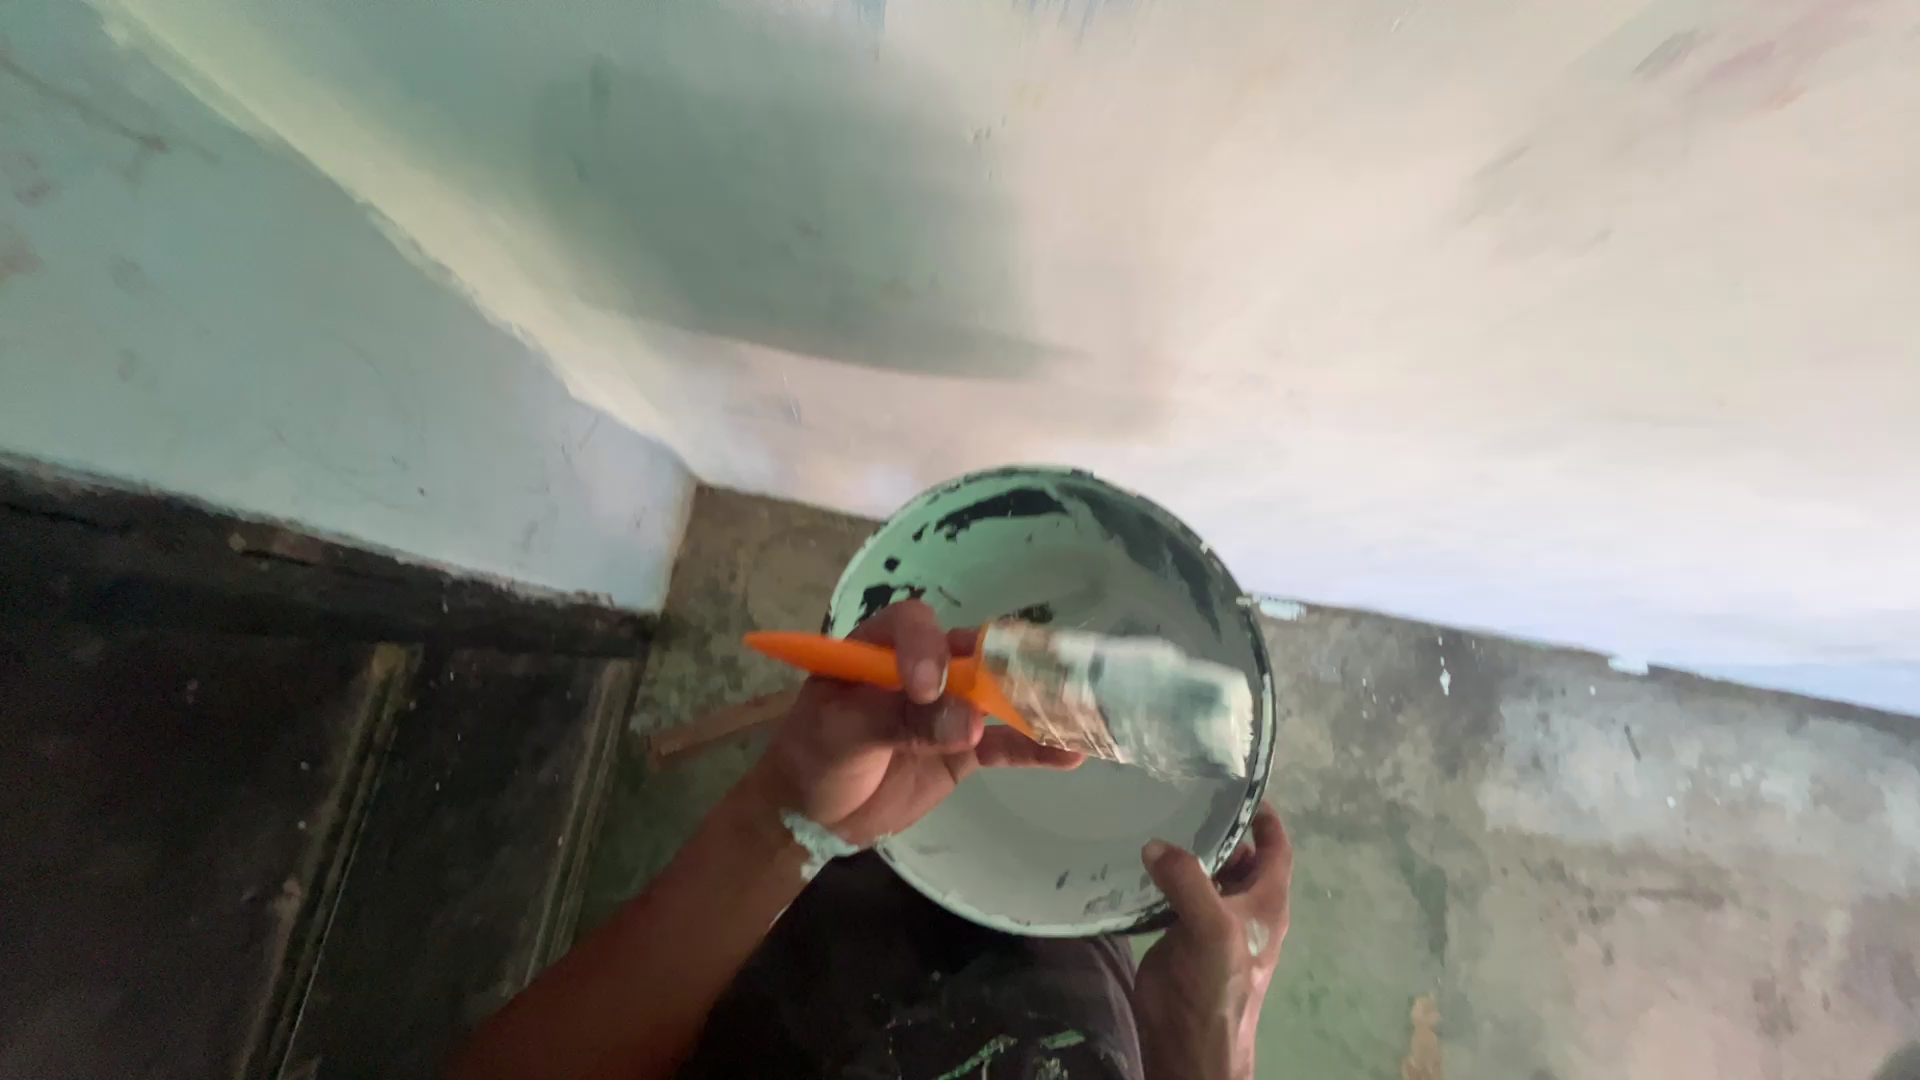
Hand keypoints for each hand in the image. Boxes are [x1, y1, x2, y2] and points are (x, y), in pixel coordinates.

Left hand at [754, 599, 1083, 847]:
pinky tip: (1070, 753)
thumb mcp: (841, 734)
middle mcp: (922, 668)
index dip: (928, 647)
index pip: (913, 626)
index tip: (929, 687)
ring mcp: (946, 709)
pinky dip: (1033, 747)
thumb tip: (967, 723)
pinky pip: (1002, 744)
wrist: (814, 814)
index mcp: (880, 647)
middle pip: (971, 654)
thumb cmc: (813, 758)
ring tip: (1075, 709)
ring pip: (996, 696)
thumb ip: (899, 723)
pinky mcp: (962, 750)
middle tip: (1038, 682)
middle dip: (1005, 665)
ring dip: (1032, 702)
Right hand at [1132, 802, 1291, 1079]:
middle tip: (1180, 787)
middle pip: (1235, 852)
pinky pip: (1172, 888)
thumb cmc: (1216, 988)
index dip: (1263, 815)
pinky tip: (1135, 851)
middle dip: (1215, 823)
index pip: (1275, 846)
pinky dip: (1160, 869)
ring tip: (1153, 810)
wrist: (1188, 1044)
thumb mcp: (1212, 929)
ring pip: (1201, 868)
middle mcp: (1241, 904)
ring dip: (1184, 845)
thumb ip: (1188, 881)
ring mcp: (1209, 917)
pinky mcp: (1178, 929)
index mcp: (1265, 901)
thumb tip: (1156, 844)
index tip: (1237, 782)